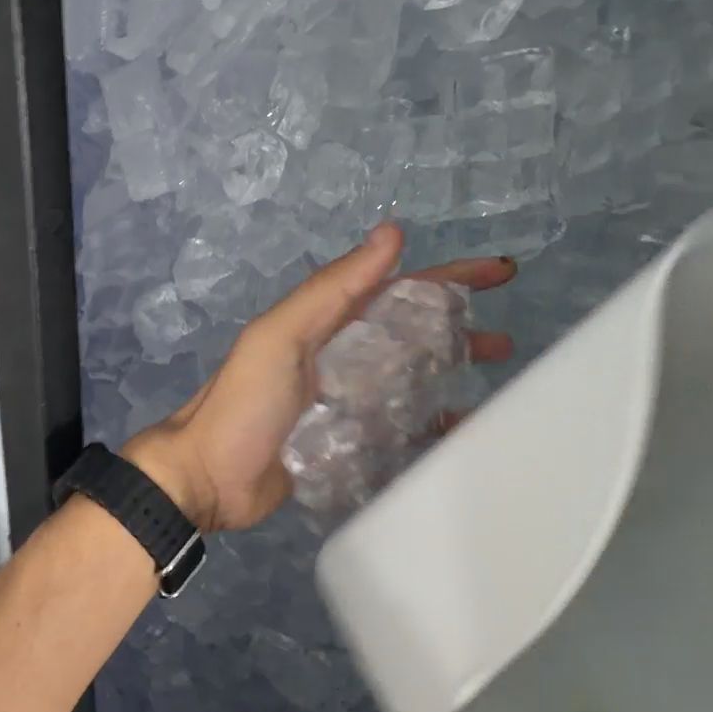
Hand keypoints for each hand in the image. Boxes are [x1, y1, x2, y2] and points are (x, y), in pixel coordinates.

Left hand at [122, 223, 516, 532]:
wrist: (207, 479)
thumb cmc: (243, 405)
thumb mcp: (280, 337)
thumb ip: (330, 289)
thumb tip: (390, 232)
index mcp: (319, 327)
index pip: (390, 290)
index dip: (443, 277)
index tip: (500, 273)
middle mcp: (333, 360)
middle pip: (404, 334)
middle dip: (453, 328)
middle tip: (505, 339)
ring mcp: (340, 405)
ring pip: (406, 379)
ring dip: (447, 373)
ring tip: (494, 381)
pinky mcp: (345, 448)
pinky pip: (398, 430)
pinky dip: (430, 425)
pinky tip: (463, 429)